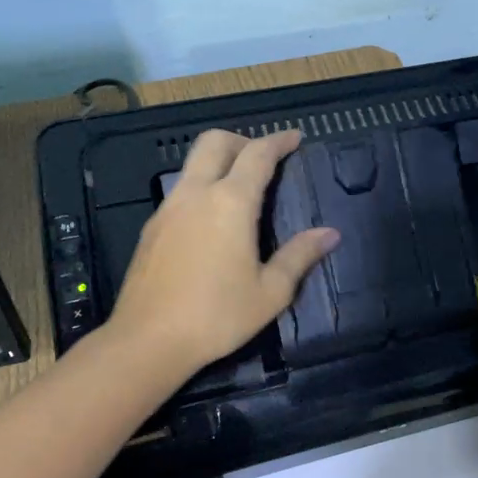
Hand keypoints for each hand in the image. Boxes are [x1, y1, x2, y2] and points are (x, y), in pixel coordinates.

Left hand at [107, 128, 338, 373]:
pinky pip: (180, 191)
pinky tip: (212, 221)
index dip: (279, 141)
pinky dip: (201, 187)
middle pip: (215, 142)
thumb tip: (329, 233)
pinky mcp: (152, 228)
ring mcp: (168, 209)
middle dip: (242, 140)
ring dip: (218, 162)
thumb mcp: (271, 292)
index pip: (258, 154)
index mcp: (231, 202)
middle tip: (264, 158)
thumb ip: (299, 256)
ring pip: (192, 165)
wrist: (148, 340)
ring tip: (240, 188)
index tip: (295, 138)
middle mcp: (196, 194)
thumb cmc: (217, 316)